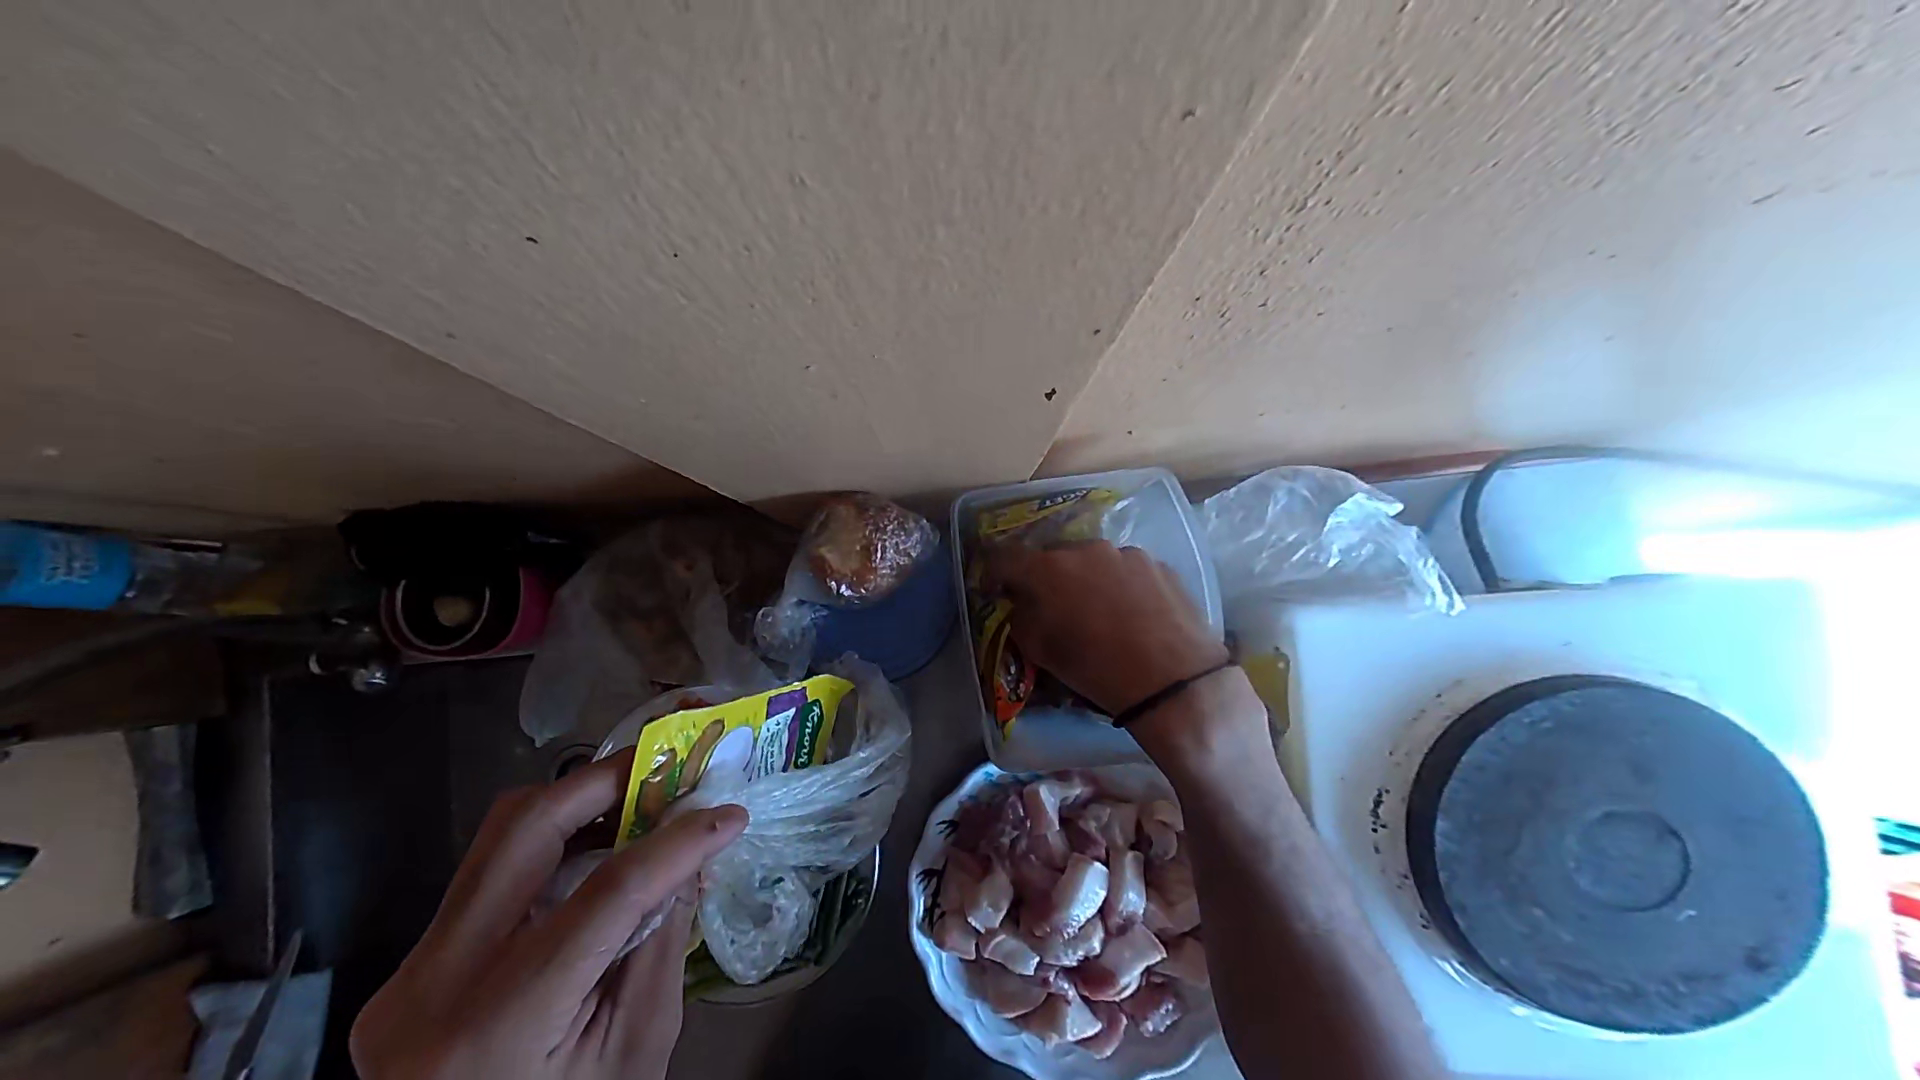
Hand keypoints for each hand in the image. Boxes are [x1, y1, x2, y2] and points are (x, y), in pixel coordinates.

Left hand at [350, 751, 746, 1079]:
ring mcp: (409, 971)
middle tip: (667, 767)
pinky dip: (553, 843)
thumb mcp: (636, 1049)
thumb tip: (692, 853)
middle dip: (606, 781)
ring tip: (639, 799)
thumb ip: (662, 942)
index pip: (605, 894)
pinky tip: (597, 849)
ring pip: (498, 838)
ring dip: (577, 804)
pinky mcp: (412, 966)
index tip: (727, 814)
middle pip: (524, 829)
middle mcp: (434, 982)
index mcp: (500, 1022)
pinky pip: (490, 873)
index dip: (675, 843)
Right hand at [985, 540, 1228, 715]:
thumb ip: (1021, 616)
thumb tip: (1020, 601)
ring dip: (1087, 580)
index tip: (997, 588)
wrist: (1174, 681)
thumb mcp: (1041, 651)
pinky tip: (1132, 615)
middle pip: (1054, 557)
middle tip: (1053, 605)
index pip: (1005, 556)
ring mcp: (1127, 553)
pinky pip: (1127, 570)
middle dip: (1047, 578)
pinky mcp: (1159, 565)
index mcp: (1048, 568)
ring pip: (1094, 562)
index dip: (995, 572)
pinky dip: (1120, 586)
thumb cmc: (1096, 669)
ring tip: (1100, 612)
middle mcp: (1086, 549)